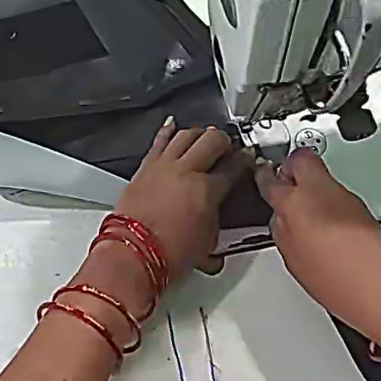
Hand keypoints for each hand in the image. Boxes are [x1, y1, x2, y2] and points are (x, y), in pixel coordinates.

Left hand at [111, 120, 252, 284]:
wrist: (134, 254)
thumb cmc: (166, 253)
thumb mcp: (207, 242)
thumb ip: (215, 220)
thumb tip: (213, 215)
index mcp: (208, 191)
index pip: (233, 167)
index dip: (244, 160)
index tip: (246, 158)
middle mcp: (187, 172)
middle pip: (213, 140)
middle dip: (224, 141)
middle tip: (227, 146)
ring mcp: (164, 167)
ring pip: (186, 135)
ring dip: (199, 134)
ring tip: (204, 136)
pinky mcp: (145, 168)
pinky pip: (159, 141)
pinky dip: (167, 131)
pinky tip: (172, 126)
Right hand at [253, 148, 380, 336]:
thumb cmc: (340, 279)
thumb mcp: (292, 257)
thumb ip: (281, 229)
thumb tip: (281, 219)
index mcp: (296, 202)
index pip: (271, 179)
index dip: (263, 176)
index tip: (262, 176)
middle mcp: (322, 192)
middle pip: (301, 159)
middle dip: (289, 165)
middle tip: (283, 179)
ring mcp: (345, 198)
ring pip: (321, 175)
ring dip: (310, 185)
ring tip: (304, 212)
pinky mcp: (362, 208)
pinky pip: (337, 194)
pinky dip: (327, 202)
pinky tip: (324, 225)